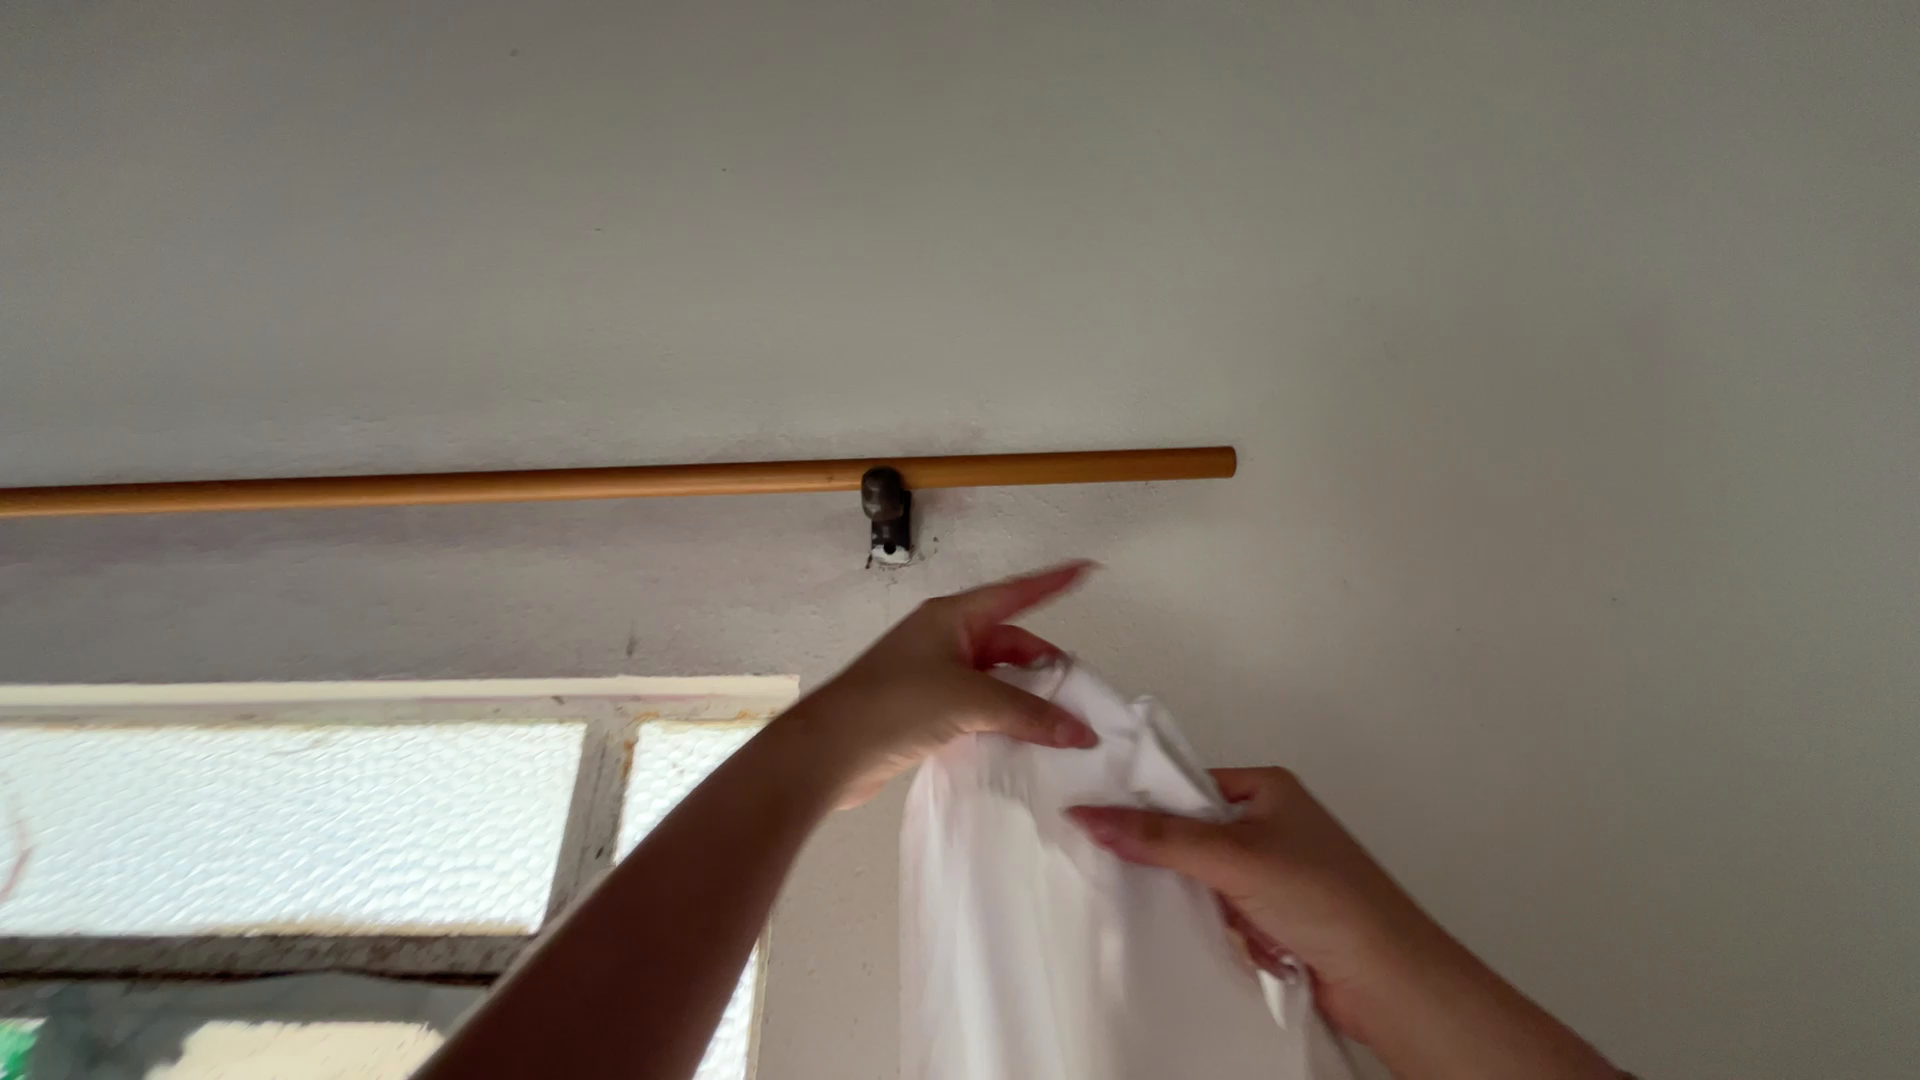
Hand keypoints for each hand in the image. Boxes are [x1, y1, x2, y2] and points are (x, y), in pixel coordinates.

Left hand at [785, 562, 1100, 808]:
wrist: (830, 750)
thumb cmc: (898, 704)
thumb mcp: (970, 700)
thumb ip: (1028, 714)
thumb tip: (1079, 733)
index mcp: (952, 617)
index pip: (1014, 594)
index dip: (1052, 582)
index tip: (1086, 569)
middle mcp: (944, 638)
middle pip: (1007, 641)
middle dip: (1042, 662)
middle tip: (1076, 688)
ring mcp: (932, 673)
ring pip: (993, 676)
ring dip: (1023, 694)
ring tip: (1058, 718)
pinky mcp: (924, 708)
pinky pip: (976, 704)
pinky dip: (1001, 716)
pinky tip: (1021, 738)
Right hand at [1068, 769, 1618, 1079]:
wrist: (1389, 982)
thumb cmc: (1324, 898)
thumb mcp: (1233, 856)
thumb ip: (1159, 837)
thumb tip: (1089, 815)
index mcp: (1265, 787)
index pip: (1187, 783)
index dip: (1147, 800)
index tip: (1100, 816)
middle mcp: (1269, 821)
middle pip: (1192, 829)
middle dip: (1172, 855)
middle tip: (1122, 863)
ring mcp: (1273, 868)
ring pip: (1203, 871)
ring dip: (1196, 894)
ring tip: (1177, 903)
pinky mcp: (1274, 911)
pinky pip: (1220, 904)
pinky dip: (1214, 919)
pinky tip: (1210, 930)